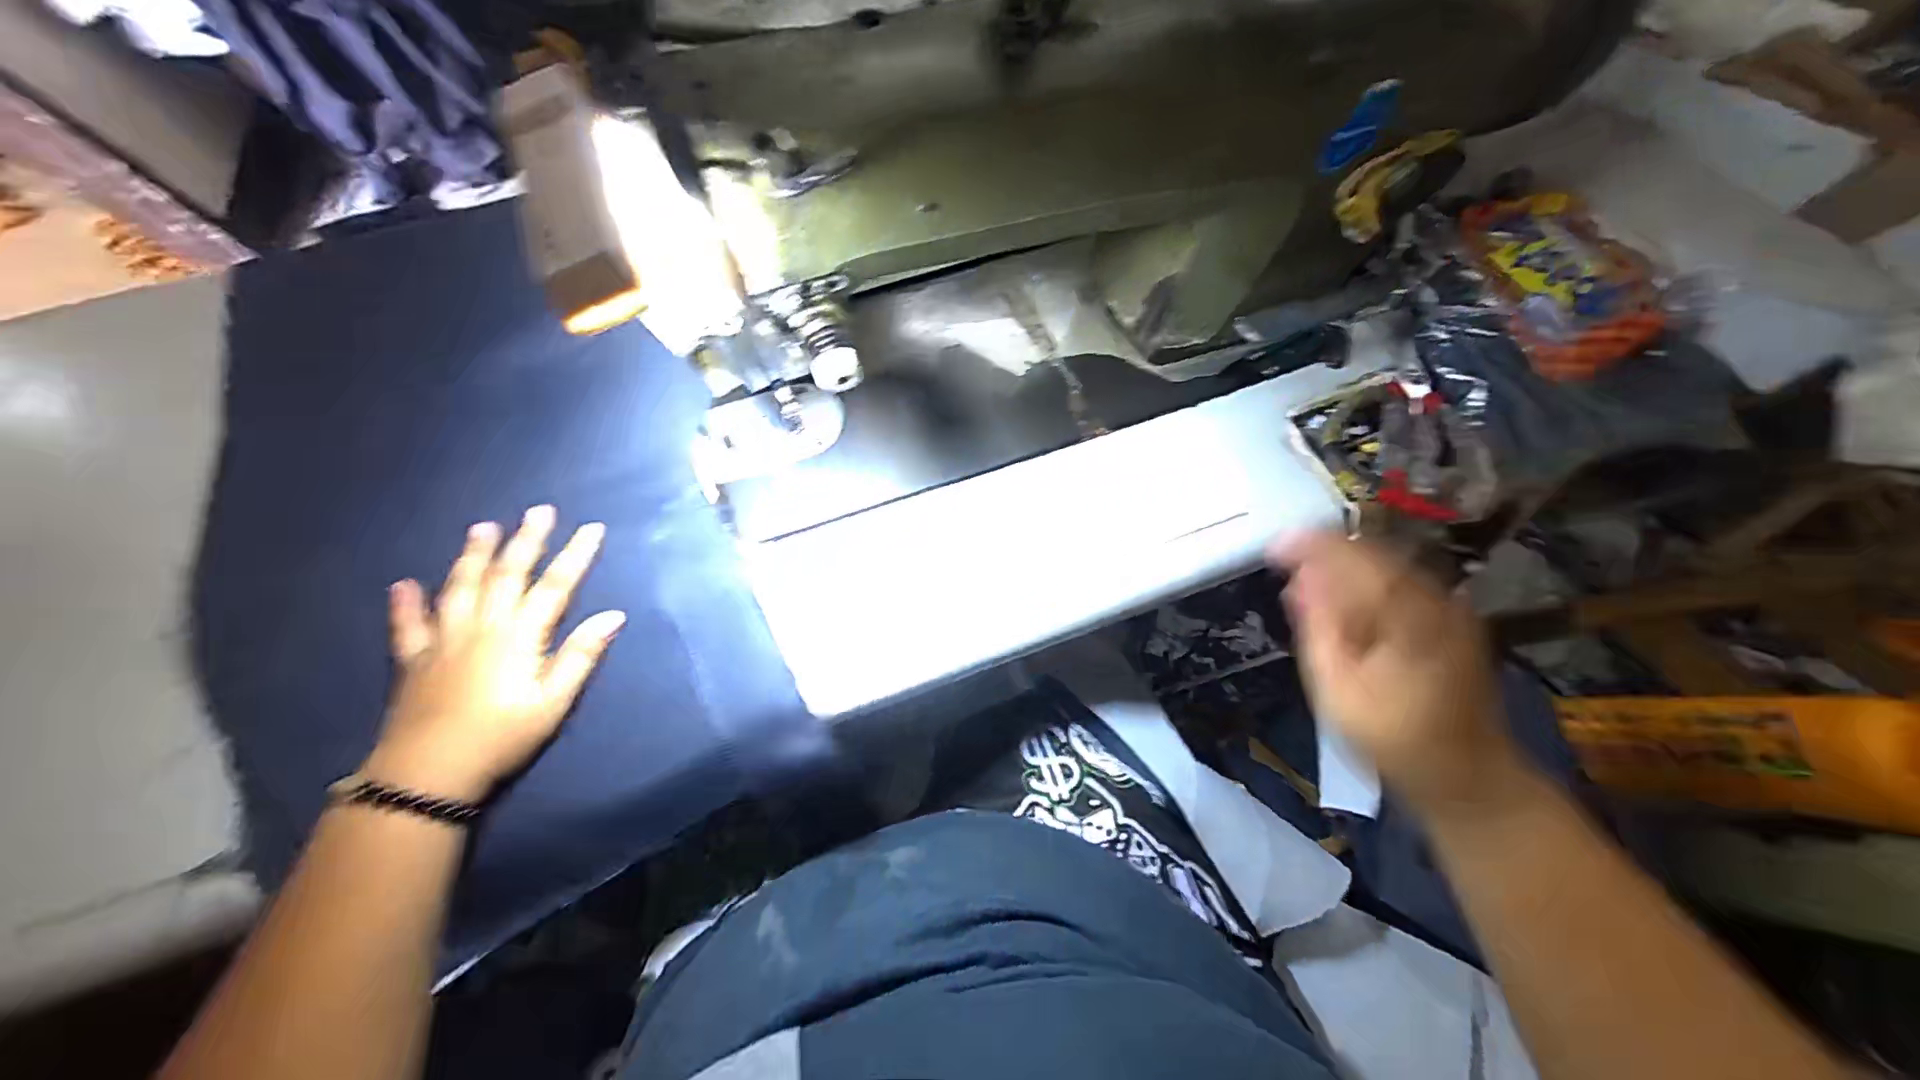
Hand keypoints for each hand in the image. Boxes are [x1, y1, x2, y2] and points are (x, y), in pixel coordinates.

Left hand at [361, 506, 625, 802]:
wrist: (427, 775)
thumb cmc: (502, 738)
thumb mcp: (553, 703)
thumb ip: (580, 656)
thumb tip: (613, 616)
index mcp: (519, 637)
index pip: (554, 587)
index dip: (575, 556)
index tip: (592, 529)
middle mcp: (481, 628)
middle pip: (507, 575)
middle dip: (526, 541)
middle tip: (538, 511)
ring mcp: (443, 641)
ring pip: (460, 588)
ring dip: (473, 556)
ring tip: (483, 528)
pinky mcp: (413, 660)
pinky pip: (408, 624)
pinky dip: (406, 603)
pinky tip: (403, 584)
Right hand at [1267, 531, 1526, 818]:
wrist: (1467, 773)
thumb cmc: (1393, 739)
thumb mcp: (1338, 690)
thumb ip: (1319, 629)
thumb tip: (1300, 580)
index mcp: (1406, 618)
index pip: (1354, 562)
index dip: (1312, 546)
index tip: (1276, 543)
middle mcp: (1435, 603)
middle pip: (1375, 556)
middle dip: (1327, 549)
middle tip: (1285, 554)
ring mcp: (1451, 610)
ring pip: (1391, 565)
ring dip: (1346, 561)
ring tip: (1307, 568)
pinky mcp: (1454, 620)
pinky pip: (1404, 581)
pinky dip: (1369, 577)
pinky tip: (1345, 590)